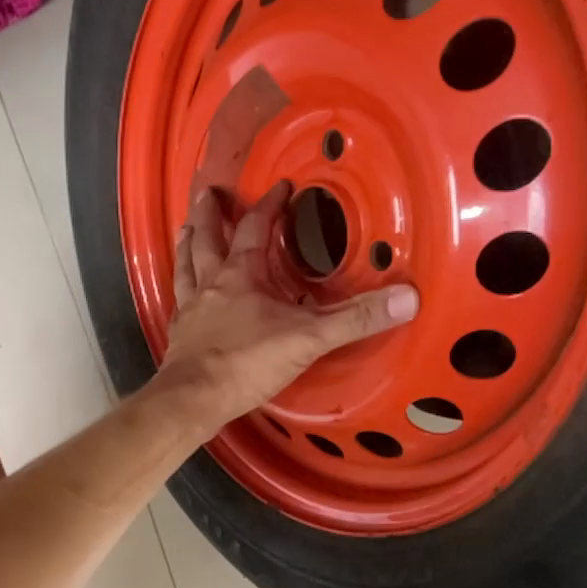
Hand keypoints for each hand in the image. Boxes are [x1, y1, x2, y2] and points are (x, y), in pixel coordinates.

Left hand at [148, 181, 419, 428]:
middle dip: (210, 215)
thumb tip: (408, 298)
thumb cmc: (246, 363)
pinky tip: (182, 296)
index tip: (280, 187)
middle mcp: (209, 285)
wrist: (193, 399)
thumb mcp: (308, 339)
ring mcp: (189, 312)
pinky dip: (181, 293)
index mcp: (240, 275)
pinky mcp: (178, 338)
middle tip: (207, 194)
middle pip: (206, 240)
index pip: (255, 228)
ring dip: (186, 247)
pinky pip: (178, 304)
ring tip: (185, 230)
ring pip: (185, 268)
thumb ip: (354, 318)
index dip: (269, 205)